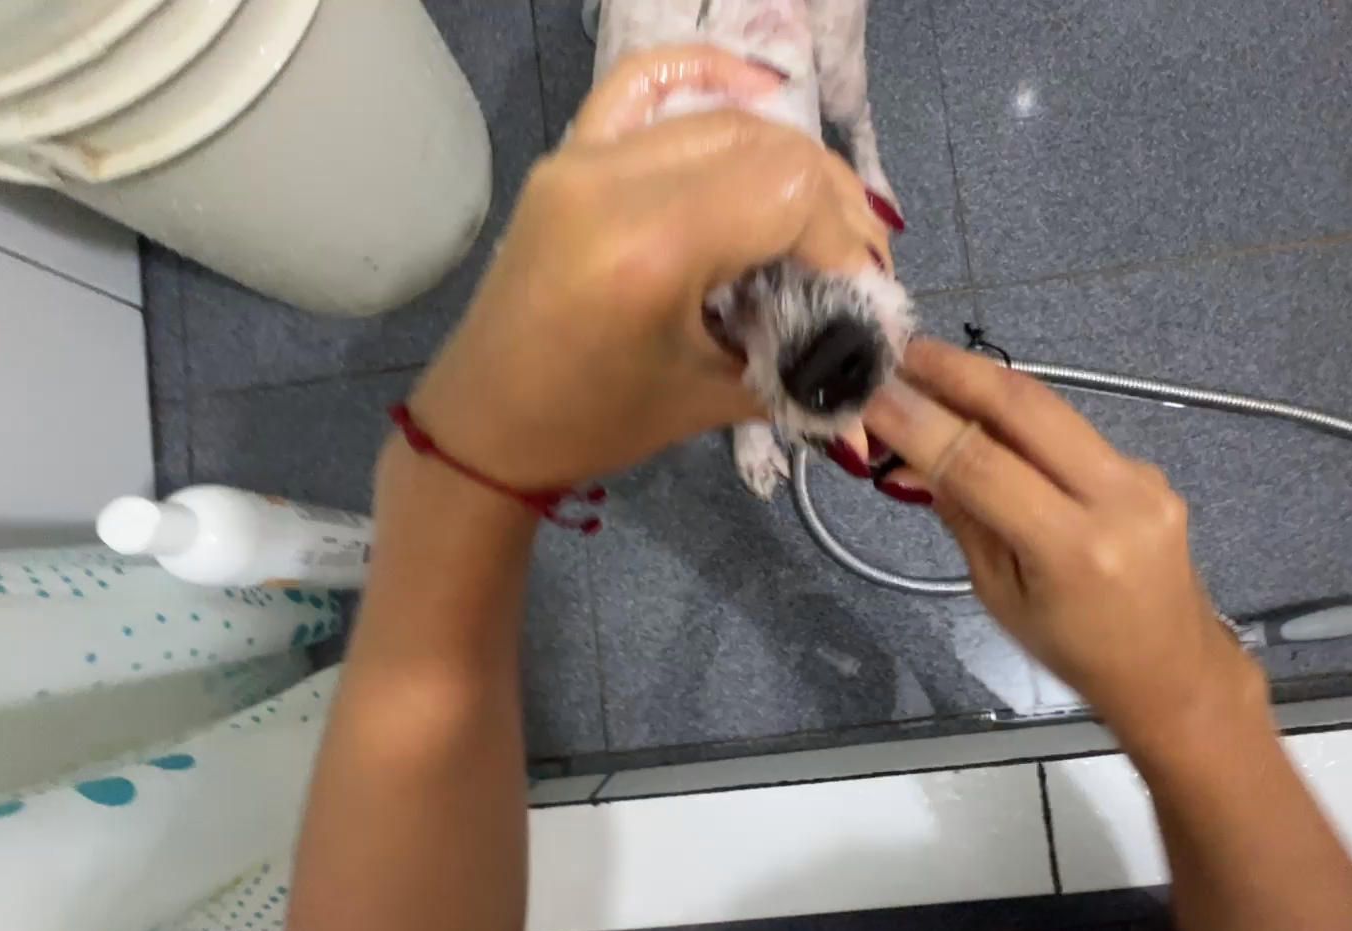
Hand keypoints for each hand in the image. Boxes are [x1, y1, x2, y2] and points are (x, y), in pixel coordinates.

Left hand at [406, 45, 890, 489]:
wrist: (488, 427)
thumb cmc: (592, 428)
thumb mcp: (706, 402)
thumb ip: (795, 361)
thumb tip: (864, 343)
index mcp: (651, 249)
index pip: (787, 194)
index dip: (845, 237)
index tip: (860, 290)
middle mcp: (615, 181)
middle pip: (766, 146)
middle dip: (830, 201)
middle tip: (852, 259)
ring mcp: (584, 159)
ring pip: (721, 120)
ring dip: (787, 163)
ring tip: (816, 219)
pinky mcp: (567, 158)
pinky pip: (642, 86)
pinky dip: (706, 79)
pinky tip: (756, 94)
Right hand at [861, 339, 1264, 747]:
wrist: (1172, 669)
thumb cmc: (1071, 652)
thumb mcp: (999, 595)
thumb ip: (965, 517)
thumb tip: (915, 459)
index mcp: (1073, 549)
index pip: (983, 466)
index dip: (922, 424)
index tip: (873, 395)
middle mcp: (1118, 497)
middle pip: (1027, 409)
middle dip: (957, 371)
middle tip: (901, 353)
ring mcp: (1141, 475)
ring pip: (1050, 409)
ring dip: (983, 383)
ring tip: (928, 371)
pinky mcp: (1144, 468)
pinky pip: (1068, 431)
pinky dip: (1015, 417)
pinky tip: (979, 416)